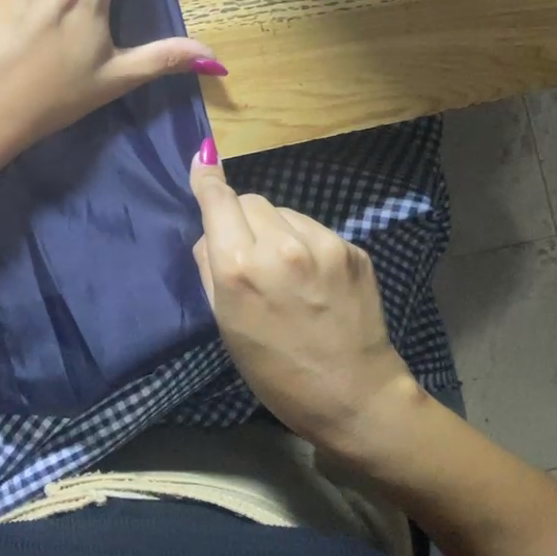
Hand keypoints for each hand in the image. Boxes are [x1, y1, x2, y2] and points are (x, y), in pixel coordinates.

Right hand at [189, 142, 418, 447]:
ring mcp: (323, 244)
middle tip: (248, 255)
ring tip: (286, 271)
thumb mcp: (225, 323)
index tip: (202, 160)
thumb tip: (210, 232)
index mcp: (239, 266)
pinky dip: (305, 243)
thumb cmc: (274, 370)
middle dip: (241, 219)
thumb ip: (210, 268)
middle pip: (250, 201)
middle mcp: (279, 245)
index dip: (207, 179)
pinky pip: (314, 229)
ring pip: (283, 212)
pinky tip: (314, 278)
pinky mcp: (353, 249)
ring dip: (275, 229)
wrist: (354, 395)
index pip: (218, 200)